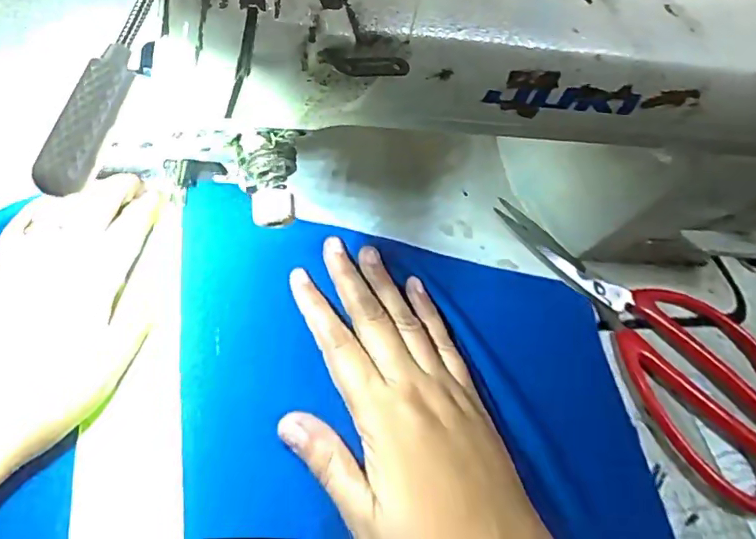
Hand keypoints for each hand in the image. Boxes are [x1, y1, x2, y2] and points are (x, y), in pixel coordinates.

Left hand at [0, 179, 168, 530]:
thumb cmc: (41, 401)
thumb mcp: (108, 365)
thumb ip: (137, 313)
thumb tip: (157, 278)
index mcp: (94, 276)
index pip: (130, 224)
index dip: (149, 206)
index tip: (160, 199)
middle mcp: (59, 257)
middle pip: (95, 203)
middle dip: (121, 188)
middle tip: (136, 187)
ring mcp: (22, 261)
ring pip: (60, 207)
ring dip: (86, 193)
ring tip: (101, 193)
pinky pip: (20, 224)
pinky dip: (42, 207)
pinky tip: (47, 208)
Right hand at [281, 237, 551, 538]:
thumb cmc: (427, 536)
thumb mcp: (367, 514)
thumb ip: (329, 461)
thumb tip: (287, 421)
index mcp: (381, 413)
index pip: (339, 348)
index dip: (317, 309)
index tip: (301, 278)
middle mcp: (412, 386)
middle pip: (373, 321)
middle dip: (349, 280)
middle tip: (334, 246)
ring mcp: (443, 383)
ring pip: (407, 320)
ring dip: (385, 283)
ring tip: (369, 253)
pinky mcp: (468, 390)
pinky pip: (444, 338)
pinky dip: (429, 309)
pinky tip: (418, 287)